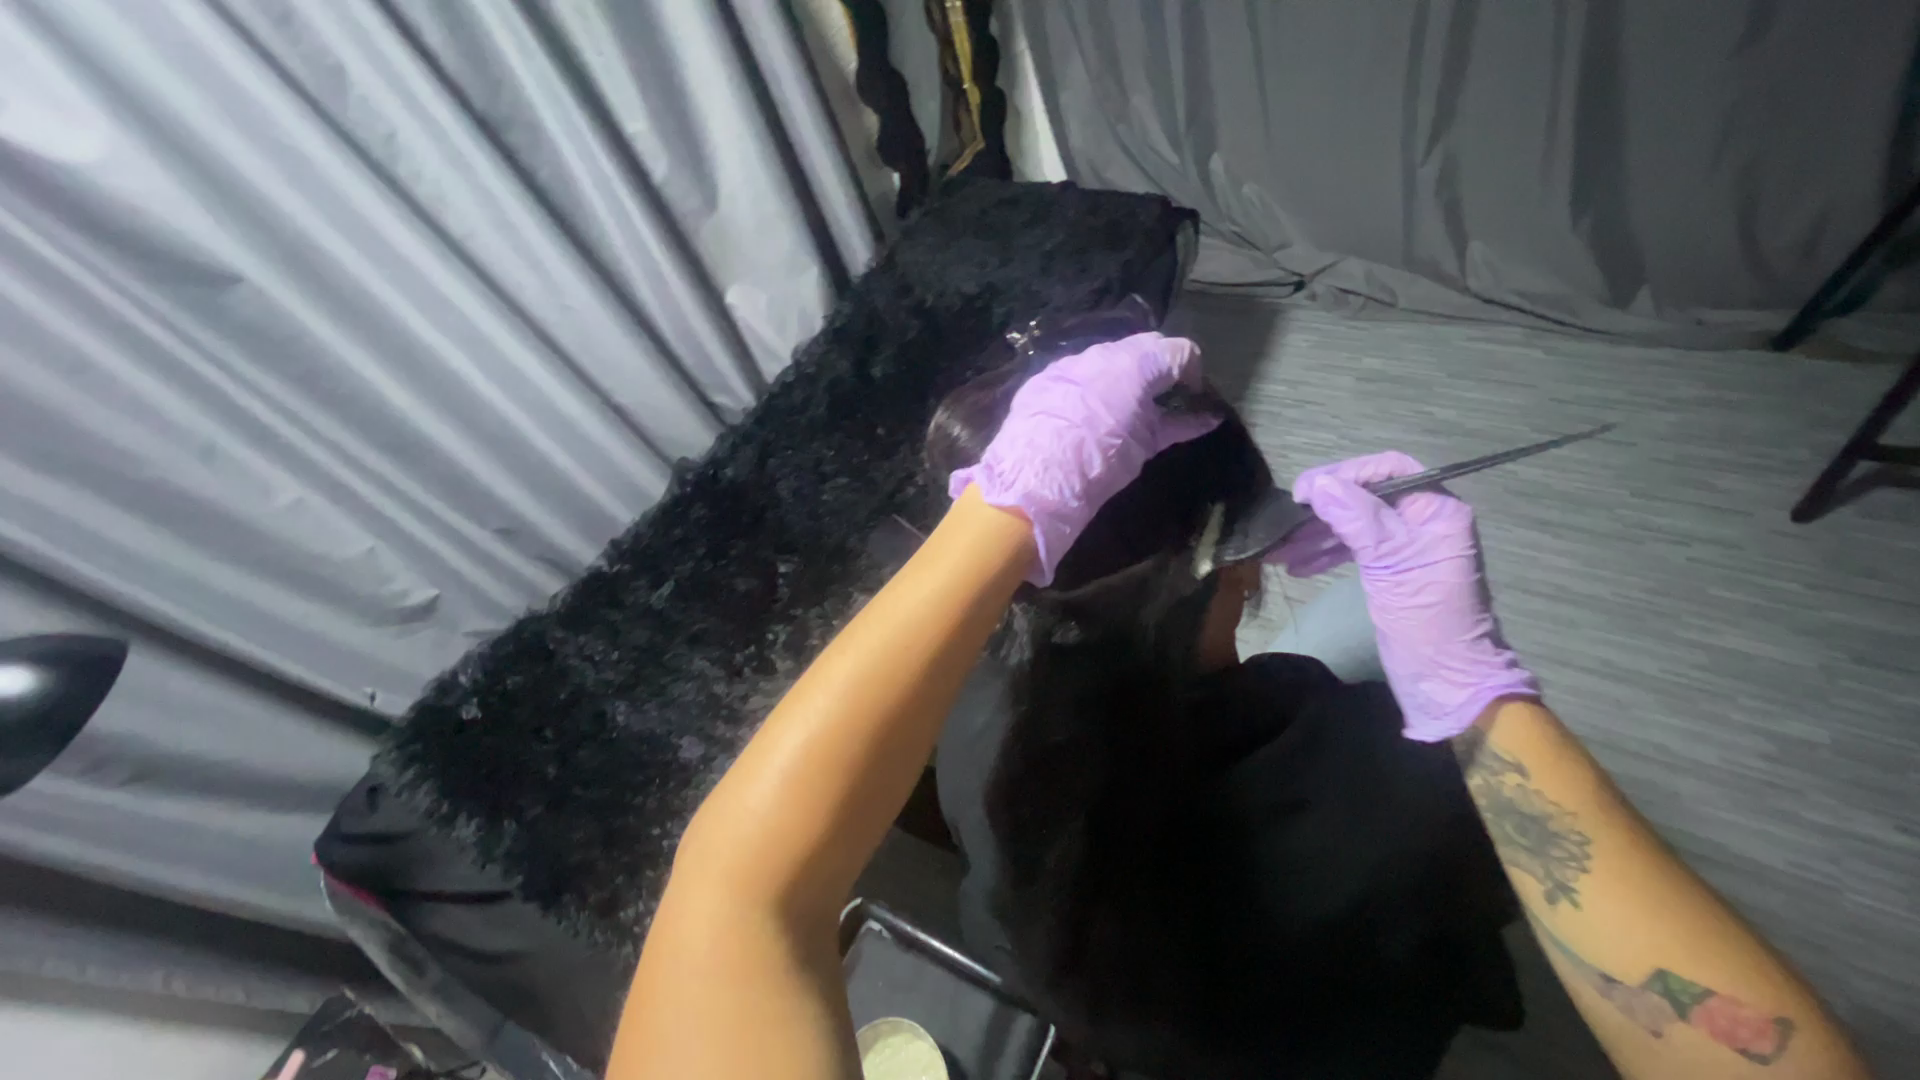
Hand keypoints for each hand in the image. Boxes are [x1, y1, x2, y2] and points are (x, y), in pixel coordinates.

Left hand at [949, 331, 1219, 584]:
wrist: (1036, 480)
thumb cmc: (1100, 462)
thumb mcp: (1146, 444)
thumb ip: (1177, 424)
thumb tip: (1208, 418)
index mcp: (1134, 365)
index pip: (1177, 350)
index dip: (1192, 369)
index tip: (1194, 394)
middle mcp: (1102, 355)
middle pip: (1142, 346)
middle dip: (1158, 366)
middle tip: (1166, 396)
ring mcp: (1070, 365)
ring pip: (1108, 357)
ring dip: (1124, 374)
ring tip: (1129, 405)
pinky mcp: (1043, 380)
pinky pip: (1077, 373)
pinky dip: (1093, 385)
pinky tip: (1092, 409)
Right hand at [1276, 452, 1538, 740]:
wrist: (1447, 683)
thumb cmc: (1426, 621)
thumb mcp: (1391, 564)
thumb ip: (1356, 518)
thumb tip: (1317, 484)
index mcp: (1437, 510)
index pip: (1388, 469)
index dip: (1344, 474)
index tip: (1302, 491)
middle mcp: (1423, 521)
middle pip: (1366, 495)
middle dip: (1323, 507)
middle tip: (1283, 521)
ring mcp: (1407, 547)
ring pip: (1354, 524)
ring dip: (1316, 534)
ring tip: (1278, 550)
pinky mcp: (1391, 571)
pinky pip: (1354, 549)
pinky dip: (1325, 554)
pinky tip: (1297, 567)